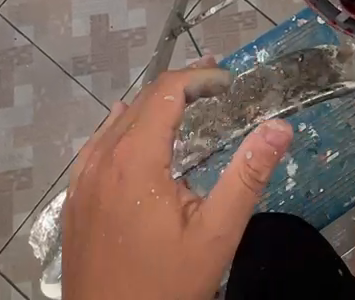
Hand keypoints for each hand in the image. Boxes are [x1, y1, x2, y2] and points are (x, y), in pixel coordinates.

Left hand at [63, 63, 293, 299]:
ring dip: (155, 105)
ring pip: (119, 120)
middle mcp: (103, 159)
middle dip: (182, 86)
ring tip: (188, 103)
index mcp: (135, 158)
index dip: (200, 77)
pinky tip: (137, 135)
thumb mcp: (215, 234)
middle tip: (218, 86)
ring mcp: (82, 181)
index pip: (167, 91)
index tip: (229, 83)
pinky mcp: (75, 201)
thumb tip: (280, 127)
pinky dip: (126, 127)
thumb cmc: (164, 287)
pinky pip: (99, 145)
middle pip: (143, 100)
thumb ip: (247, 176)